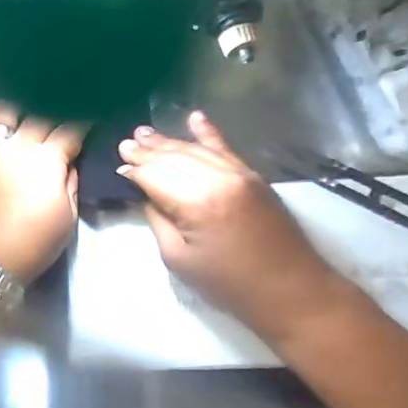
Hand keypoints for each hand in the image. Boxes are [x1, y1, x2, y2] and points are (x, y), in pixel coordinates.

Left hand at [0, 94, 84, 283]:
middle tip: (59, 101)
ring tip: (19, 94)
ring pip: (2, 118)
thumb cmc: (33, 244)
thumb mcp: (66, 218)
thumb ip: (69, 183)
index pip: (70, 132)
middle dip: (52, 110)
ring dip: (14, 107)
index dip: (82, 123)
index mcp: (47, 159)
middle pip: (39, 119)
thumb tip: (68, 163)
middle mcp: (17, 146)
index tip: (89, 114)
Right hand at [116, 112, 351, 342]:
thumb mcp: (180, 260)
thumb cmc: (229, 285)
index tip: (118, 165)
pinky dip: (208, 133)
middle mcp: (218, 179)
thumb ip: (159, 220)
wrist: (289, 290)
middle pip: (174, 158)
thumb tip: (146, 194)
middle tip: (126, 142)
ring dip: (170, 141)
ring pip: (196, 150)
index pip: (155, 177)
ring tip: (146, 132)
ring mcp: (239, 173)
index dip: (135, 171)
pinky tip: (194, 118)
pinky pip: (225, 148)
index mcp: (196, 204)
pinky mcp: (253, 176)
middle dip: (148, 151)